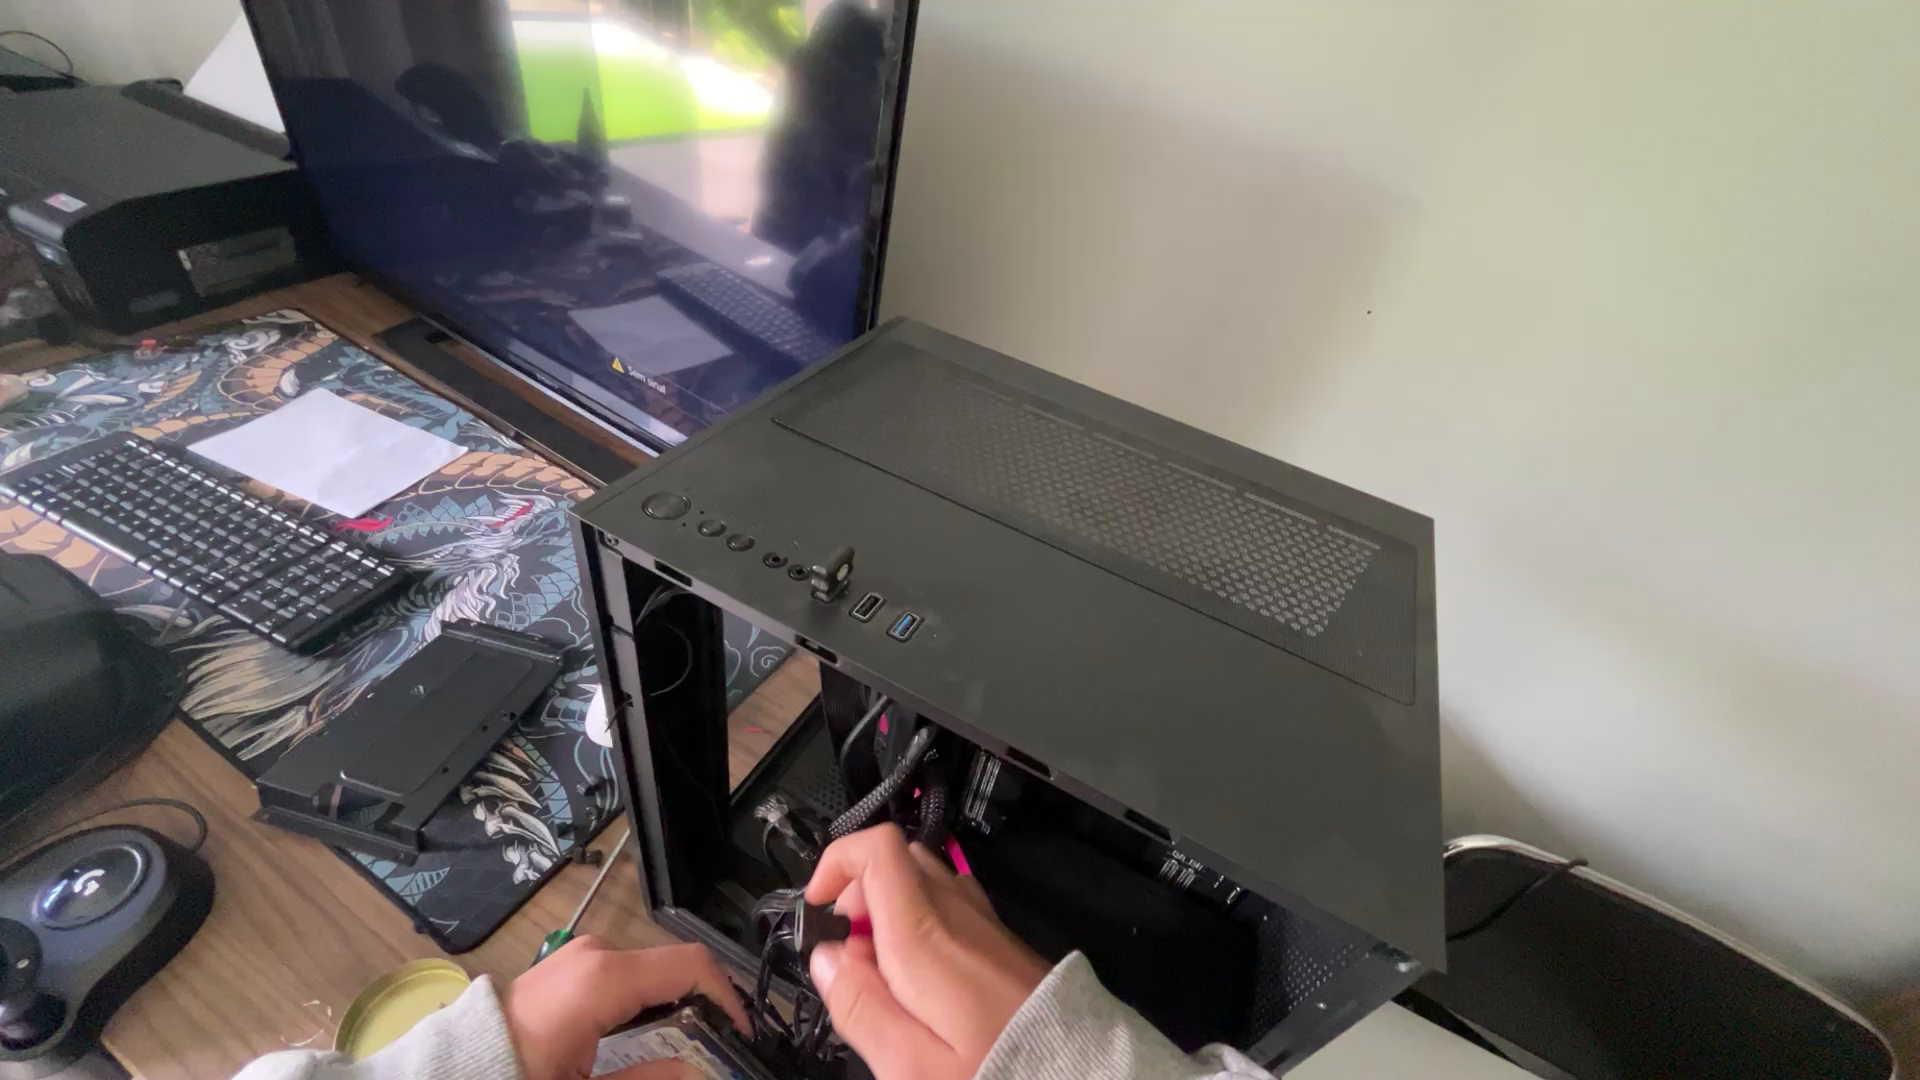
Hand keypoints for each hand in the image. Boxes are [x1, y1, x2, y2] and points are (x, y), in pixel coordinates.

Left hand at [502, 937, 750, 1079]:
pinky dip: (647, 1002)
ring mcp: (580, 956)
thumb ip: (647, 1079)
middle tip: (718, 1046)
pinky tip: (647, 1036)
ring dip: (674, 1005)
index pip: (690, 965)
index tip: (742, 1033)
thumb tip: (701, 1070)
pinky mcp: (567, 968)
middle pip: (673, 969)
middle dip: (702, 1006)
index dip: (725, 995)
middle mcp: (598, 953)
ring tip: (687, 1045)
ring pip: (651, 973)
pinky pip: (624, 977)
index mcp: (604, 978)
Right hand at [805, 825, 1051, 1079]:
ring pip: (920, 877)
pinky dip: (917, 917)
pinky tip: (921, 974)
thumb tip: (827, 956)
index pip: (878, 847)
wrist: (1079, 1074)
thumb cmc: (995, 1071)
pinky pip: (946, 899)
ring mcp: (978, 914)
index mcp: (923, 931)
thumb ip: (860, 1006)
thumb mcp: (909, 1066)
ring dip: (887, 905)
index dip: (838, 859)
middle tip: (849, 954)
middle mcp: (953, 906)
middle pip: (895, 858)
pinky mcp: (995, 932)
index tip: (818, 904)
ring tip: (881, 971)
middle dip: (857, 891)